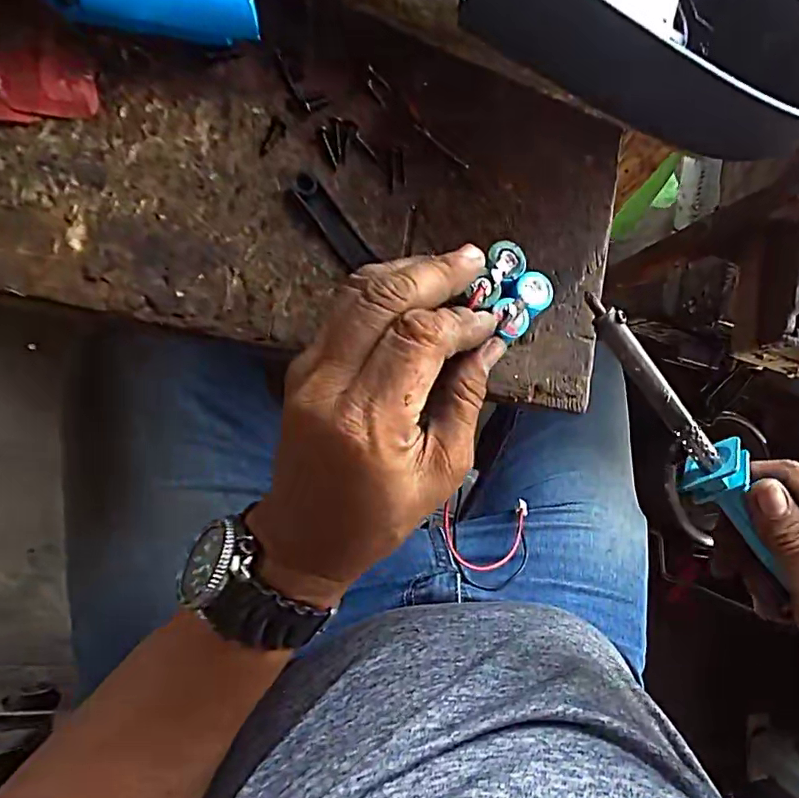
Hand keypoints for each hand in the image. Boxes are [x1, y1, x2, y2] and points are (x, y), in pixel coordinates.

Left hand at [245, 246, 503, 607]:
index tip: (495, 317)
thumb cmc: (381, 515)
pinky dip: (383, 289)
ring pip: (356, 293)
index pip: (419, 338)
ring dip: (408, 271)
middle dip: (435, 272)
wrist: (307, 535)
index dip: (463, 319)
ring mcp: (310, 370)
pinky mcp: (303, 366)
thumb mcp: (444, 468)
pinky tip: (415, 288)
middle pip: (382, 299)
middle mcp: (332, 384)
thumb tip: (489, 347)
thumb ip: (466, 399)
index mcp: (372, 419)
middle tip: (476, 262)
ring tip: (451, 267)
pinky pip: (343, 309)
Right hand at [715, 461, 798, 716]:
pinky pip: (780, 554)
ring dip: (757, 563)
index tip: (712, 495)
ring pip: (773, 530)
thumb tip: (762, 492)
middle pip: (779, 502)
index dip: (748, 482)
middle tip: (734, 565)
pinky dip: (767, 576)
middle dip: (749, 534)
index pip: (795, 478)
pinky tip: (776, 602)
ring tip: (768, 598)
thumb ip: (792, 542)